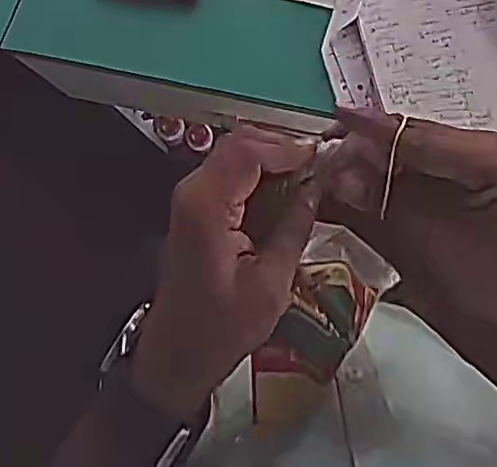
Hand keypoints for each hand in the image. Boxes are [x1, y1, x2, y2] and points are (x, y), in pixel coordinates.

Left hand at [133, 130, 319, 418]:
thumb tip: (316, 188)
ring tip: (307, 174)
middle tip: (318, 165)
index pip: (248, 151)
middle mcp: (194, 189)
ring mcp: (192, 193)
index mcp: (207, 205)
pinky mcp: (197, 202)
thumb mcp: (270, 285)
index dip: (288, 148)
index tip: (320, 159)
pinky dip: (260, 170)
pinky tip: (284, 187)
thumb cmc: (221, 328)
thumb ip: (294, 228)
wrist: (176, 353)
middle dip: (282, 147)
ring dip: (272, 155)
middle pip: (241, 142)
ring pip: (236, 150)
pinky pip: (231, 169)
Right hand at [319, 107, 496, 465]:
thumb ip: (401, 197)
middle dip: (350, 152)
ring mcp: (428, 201)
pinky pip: (370, 209)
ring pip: (373, 176)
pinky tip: (318, 203)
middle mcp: (449, 169)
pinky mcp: (411, 233)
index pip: (410, 131)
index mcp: (477, 152)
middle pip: (386, 149)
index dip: (370, 128)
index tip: (332, 122)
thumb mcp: (466, 228)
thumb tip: (341, 171)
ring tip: (307, 179)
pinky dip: (345, 205)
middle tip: (311, 161)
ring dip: (341, 176)